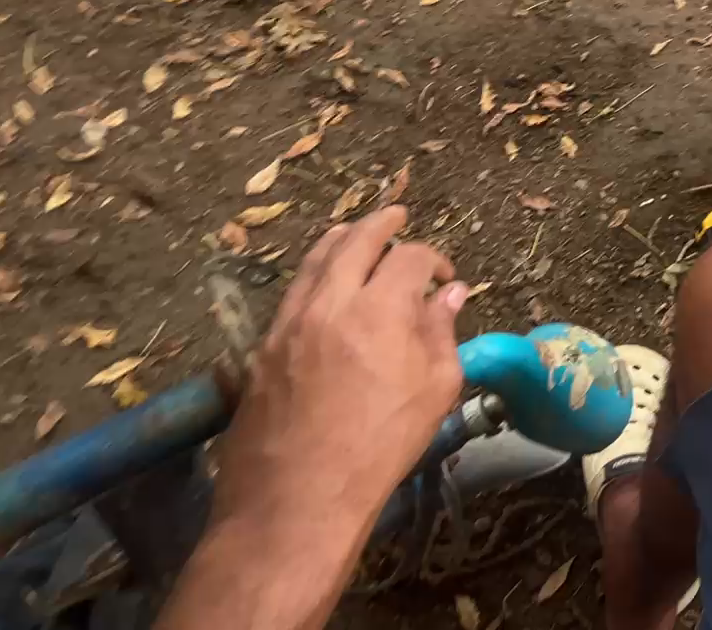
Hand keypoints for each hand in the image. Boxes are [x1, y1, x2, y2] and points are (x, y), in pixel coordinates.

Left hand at [213, 206, 468, 533]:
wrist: (298, 497)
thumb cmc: (384, 441)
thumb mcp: (437, 386)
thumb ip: (441, 331)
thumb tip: (450, 294)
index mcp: (379, 311)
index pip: (410, 258)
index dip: (434, 260)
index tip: (446, 279)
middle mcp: (329, 306)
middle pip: (354, 242)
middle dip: (380, 224)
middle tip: (397, 214)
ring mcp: (287, 327)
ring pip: (312, 263)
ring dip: (340, 241)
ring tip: (355, 232)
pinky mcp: (261, 352)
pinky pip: (291, 295)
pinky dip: (313, 275)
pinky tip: (324, 283)